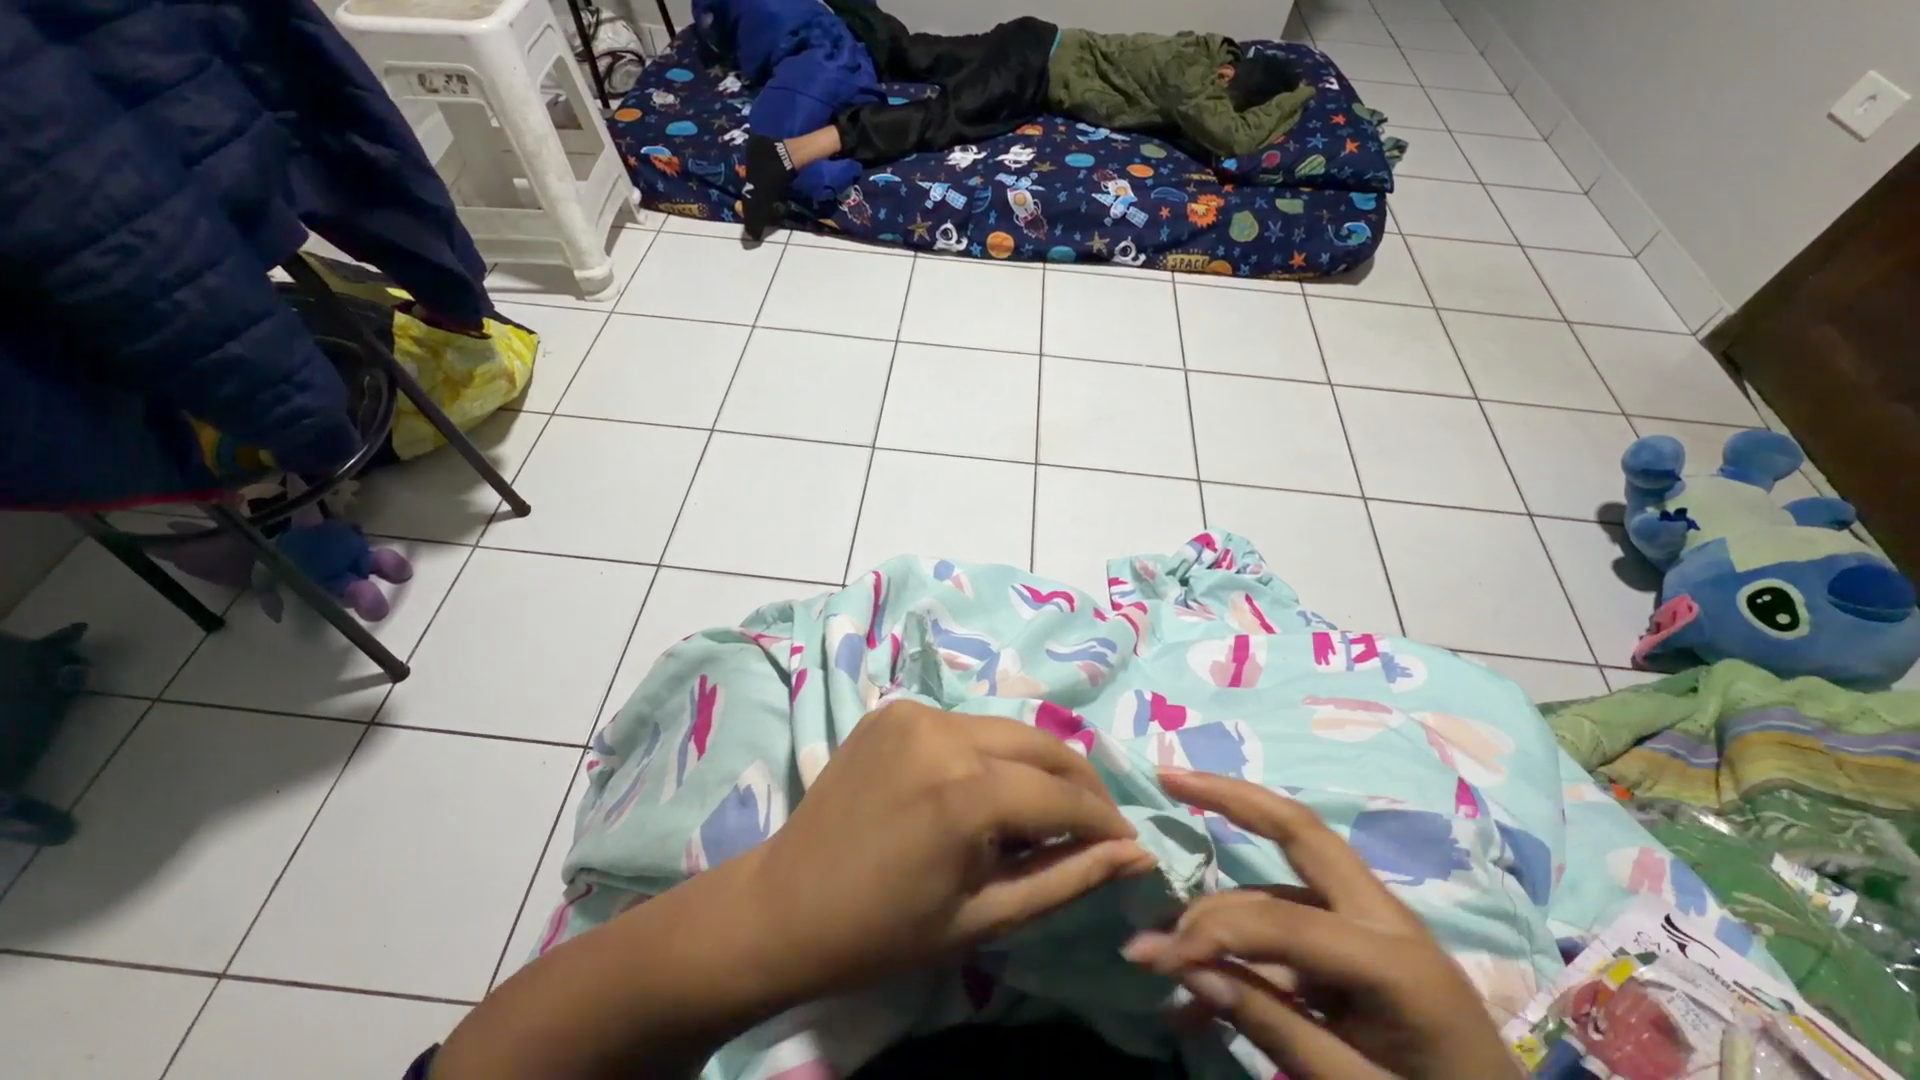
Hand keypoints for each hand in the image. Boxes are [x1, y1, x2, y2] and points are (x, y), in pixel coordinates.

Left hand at [738, 701, 1157, 999]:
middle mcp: (942, 732)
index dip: (1104, 822)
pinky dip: (991, 754)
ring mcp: (912, 713)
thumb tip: (1137, 854)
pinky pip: (964, 725)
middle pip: (1042, 746)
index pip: (1062, 797)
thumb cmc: (884, 932)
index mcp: (964, 792)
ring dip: (1037, 767)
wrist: (784, 906)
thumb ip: (1068, 878)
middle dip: (1080, 785)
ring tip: (1045, 815)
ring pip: (1006, 730)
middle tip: (1100, 825)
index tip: (1130, 844)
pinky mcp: (891, 710)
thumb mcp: (985, 917)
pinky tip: (988, 792)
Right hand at [1124, 769, 1521, 1079]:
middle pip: (1300, 830)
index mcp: (1394, 958)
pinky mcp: (1364, 941)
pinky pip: (1292, 921)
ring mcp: (1376, 923)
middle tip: (1169, 777)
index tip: (1153, 960)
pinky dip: (1245, 941)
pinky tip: (1205, 983)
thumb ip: (1273, 1027)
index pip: (1282, 920)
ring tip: (1165, 944)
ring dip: (1222, 905)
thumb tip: (1189, 971)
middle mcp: (1385, 917)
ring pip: (1283, 880)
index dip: (1210, 934)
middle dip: (1231, 797)